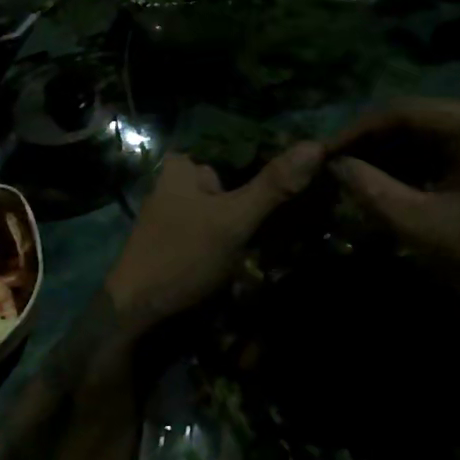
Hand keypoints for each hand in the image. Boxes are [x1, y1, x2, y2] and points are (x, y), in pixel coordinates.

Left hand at [105, 142, 324, 329]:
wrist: (137, 318)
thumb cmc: (181, 259)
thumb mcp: (233, 220)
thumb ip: (274, 185)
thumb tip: (317, 145)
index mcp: (189, 161)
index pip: (247, 141)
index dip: (284, 149)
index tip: (322, 159)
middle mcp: (188, 176)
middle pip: (245, 168)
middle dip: (279, 180)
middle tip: (322, 186)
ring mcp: (191, 204)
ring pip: (242, 194)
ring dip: (270, 203)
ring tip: (313, 205)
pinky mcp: (196, 231)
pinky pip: (234, 216)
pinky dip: (256, 222)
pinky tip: (285, 227)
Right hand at [327, 99, 459, 345]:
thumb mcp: (431, 233)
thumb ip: (377, 194)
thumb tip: (337, 167)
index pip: (404, 112)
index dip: (358, 134)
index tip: (324, 157)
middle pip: (423, 123)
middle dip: (380, 150)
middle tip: (341, 177)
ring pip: (440, 141)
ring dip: (402, 163)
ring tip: (364, 188)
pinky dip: (430, 174)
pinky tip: (403, 194)